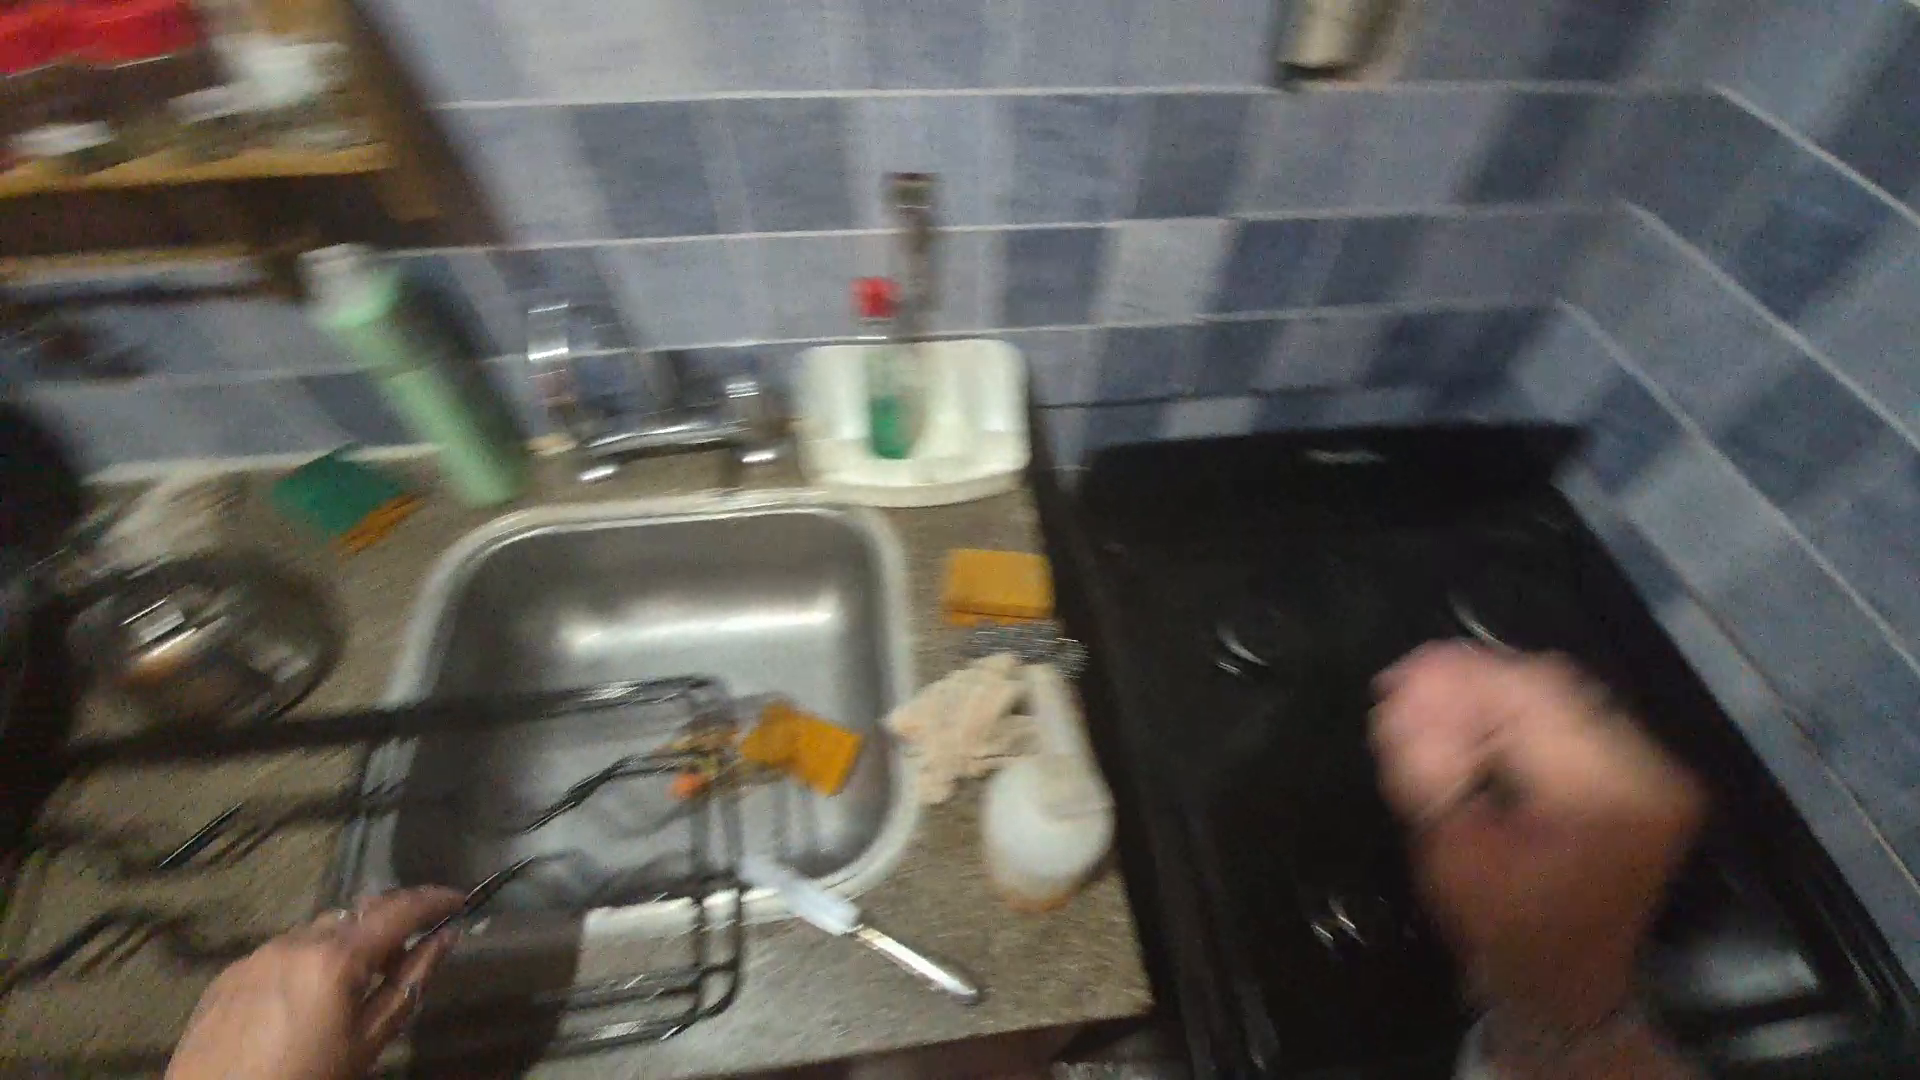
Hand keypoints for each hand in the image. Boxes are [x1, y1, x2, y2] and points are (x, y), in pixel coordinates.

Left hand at [166, 887, 465, 1079]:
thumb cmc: (306, 1077)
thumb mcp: (370, 1037)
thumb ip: (413, 979)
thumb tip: (448, 935)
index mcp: (338, 957)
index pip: (402, 908)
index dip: (436, 899)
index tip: (460, 901)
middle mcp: (299, 941)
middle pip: (362, 911)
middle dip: (393, 920)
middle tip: (412, 945)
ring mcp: (259, 955)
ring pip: (324, 926)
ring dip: (351, 937)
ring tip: (357, 974)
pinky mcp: (229, 974)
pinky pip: (285, 948)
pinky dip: (311, 955)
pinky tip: (309, 990)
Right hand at [1370, 643, 1705, 1029]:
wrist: (1567, 981)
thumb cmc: (1504, 923)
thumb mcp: (1450, 846)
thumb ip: (1427, 764)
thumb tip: (1398, 695)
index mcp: (1603, 791)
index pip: (1526, 696)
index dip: (1455, 676)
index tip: (1396, 681)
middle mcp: (1641, 769)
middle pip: (1543, 684)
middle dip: (1463, 679)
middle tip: (1402, 689)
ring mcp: (1644, 770)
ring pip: (1551, 692)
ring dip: (1482, 692)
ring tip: (1425, 705)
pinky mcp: (1631, 773)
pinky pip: (1560, 714)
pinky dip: (1506, 711)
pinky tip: (1465, 725)